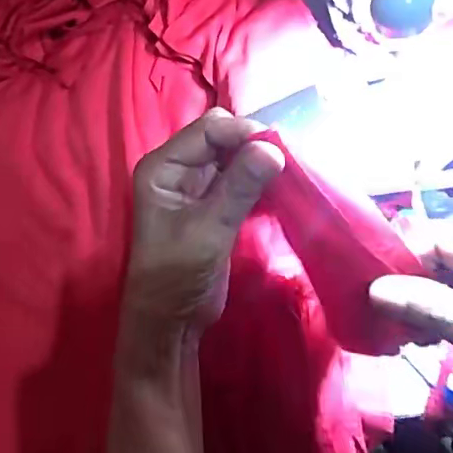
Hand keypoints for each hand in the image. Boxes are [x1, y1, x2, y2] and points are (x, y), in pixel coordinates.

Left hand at [123, 109, 285, 341]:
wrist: (171, 321)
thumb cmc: (176, 275)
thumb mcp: (209, 230)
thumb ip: (239, 188)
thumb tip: (273, 148)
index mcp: (162, 166)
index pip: (206, 130)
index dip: (242, 131)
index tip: (279, 145)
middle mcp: (176, 168)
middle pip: (219, 137)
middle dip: (251, 141)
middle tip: (287, 155)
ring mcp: (194, 185)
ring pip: (231, 155)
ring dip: (258, 158)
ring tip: (290, 166)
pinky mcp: (213, 203)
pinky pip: (239, 177)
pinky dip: (258, 177)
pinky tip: (280, 183)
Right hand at [368, 219, 452, 452]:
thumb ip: (441, 313)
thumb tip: (376, 288)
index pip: (444, 238)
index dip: (401, 260)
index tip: (363, 288)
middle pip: (444, 252)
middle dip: (408, 282)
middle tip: (374, 315)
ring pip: (449, 271)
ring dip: (420, 298)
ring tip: (392, 328)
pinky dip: (441, 310)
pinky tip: (419, 331)